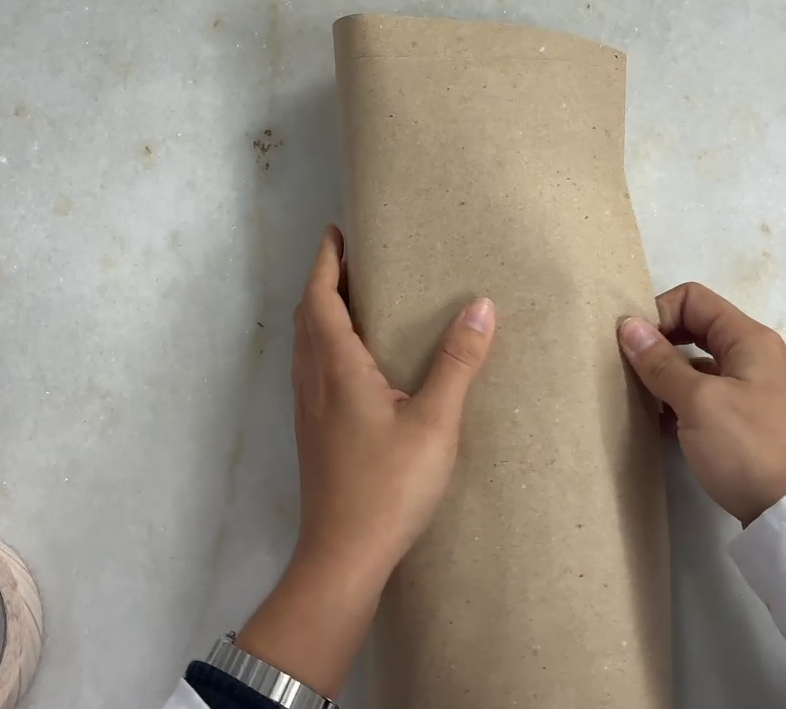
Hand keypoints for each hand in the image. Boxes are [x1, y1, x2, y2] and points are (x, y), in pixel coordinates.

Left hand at [235, 226, 495, 695]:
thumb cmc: (388, 486)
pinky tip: (350, 357)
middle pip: (307, 313)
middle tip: (351, 257)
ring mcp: (306, 406)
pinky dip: (323, 339)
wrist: (342, 555)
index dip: (325, 260)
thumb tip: (480, 305)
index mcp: (336, 366)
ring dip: (321, 309)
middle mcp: (312, 378)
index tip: (336, 231)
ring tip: (353, 296)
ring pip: (304, 341)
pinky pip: (310, 364)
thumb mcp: (435, 423)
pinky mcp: (311, 429)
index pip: (321, 296)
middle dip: (324, 278)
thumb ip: (457, 363)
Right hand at [618, 282, 785, 526]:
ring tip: (638, 395)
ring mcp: (752, 390)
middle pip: (694, 328)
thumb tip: (628, 324)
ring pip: (697, 364)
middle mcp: (753, 357)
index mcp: (748, 339)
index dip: (658, 312)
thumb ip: (660, 361)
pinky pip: (705, 395)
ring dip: (666, 374)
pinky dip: (679, 399)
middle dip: (658, 342)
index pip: (693, 299)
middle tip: (628, 366)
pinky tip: (659, 421)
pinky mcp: (747, 422)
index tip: (633, 344)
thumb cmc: (749, 447)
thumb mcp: (698, 401)